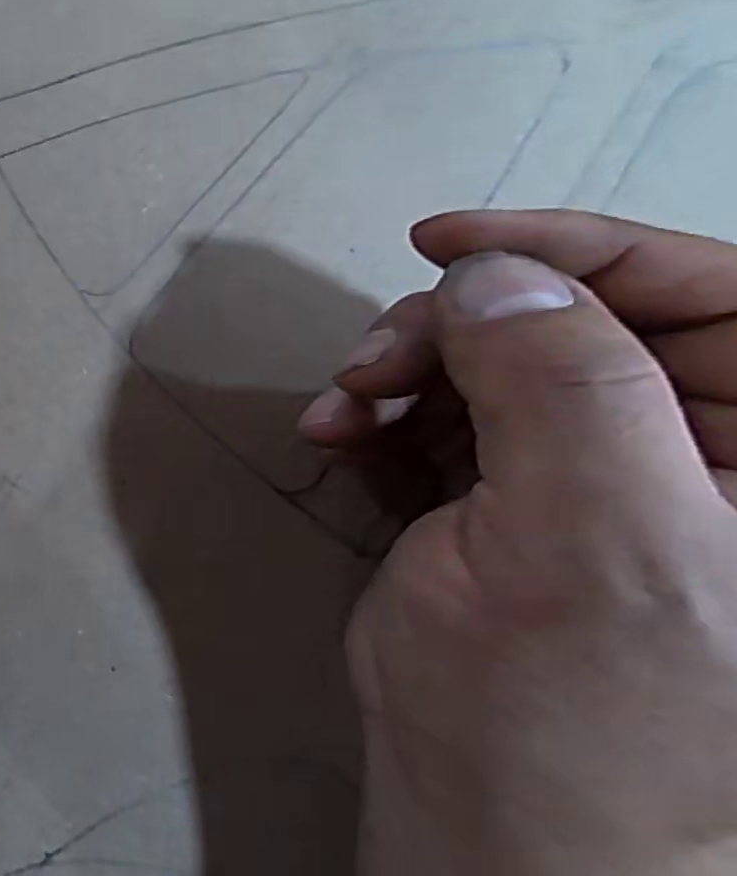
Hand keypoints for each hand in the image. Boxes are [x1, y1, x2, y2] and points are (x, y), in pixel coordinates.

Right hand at [301, 210, 736, 874]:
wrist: (487, 798)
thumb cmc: (573, 704)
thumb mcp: (594, 544)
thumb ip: (566, 394)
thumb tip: (492, 275)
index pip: (719, 296)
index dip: (578, 251)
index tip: (445, 241)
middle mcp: (703, 453)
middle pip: (566, 325)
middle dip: (450, 331)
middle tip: (366, 368)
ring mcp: (588, 472)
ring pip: (486, 362)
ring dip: (396, 373)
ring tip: (339, 413)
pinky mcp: (499, 490)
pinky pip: (435, 411)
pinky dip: (378, 412)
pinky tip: (343, 438)